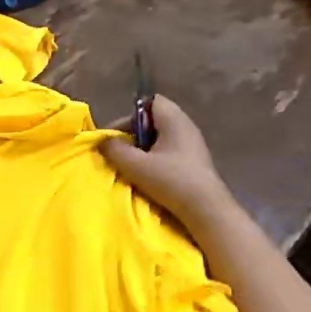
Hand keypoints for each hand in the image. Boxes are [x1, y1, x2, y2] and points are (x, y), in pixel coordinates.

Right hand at [99, 96, 230, 225]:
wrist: (207, 209)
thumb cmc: (171, 181)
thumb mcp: (136, 165)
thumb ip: (115, 150)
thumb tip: (103, 141)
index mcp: (174, 120)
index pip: (150, 102)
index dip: (130, 115)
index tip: (116, 135)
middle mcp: (186, 126)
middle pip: (154, 120)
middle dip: (133, 133)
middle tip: (119, 152)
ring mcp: (193, 144)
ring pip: (161, 137)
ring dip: (144, 148)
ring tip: (131, 165)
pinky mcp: (195, 161)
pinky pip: (170, 151)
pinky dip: (156, 158)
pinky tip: (148, 175)